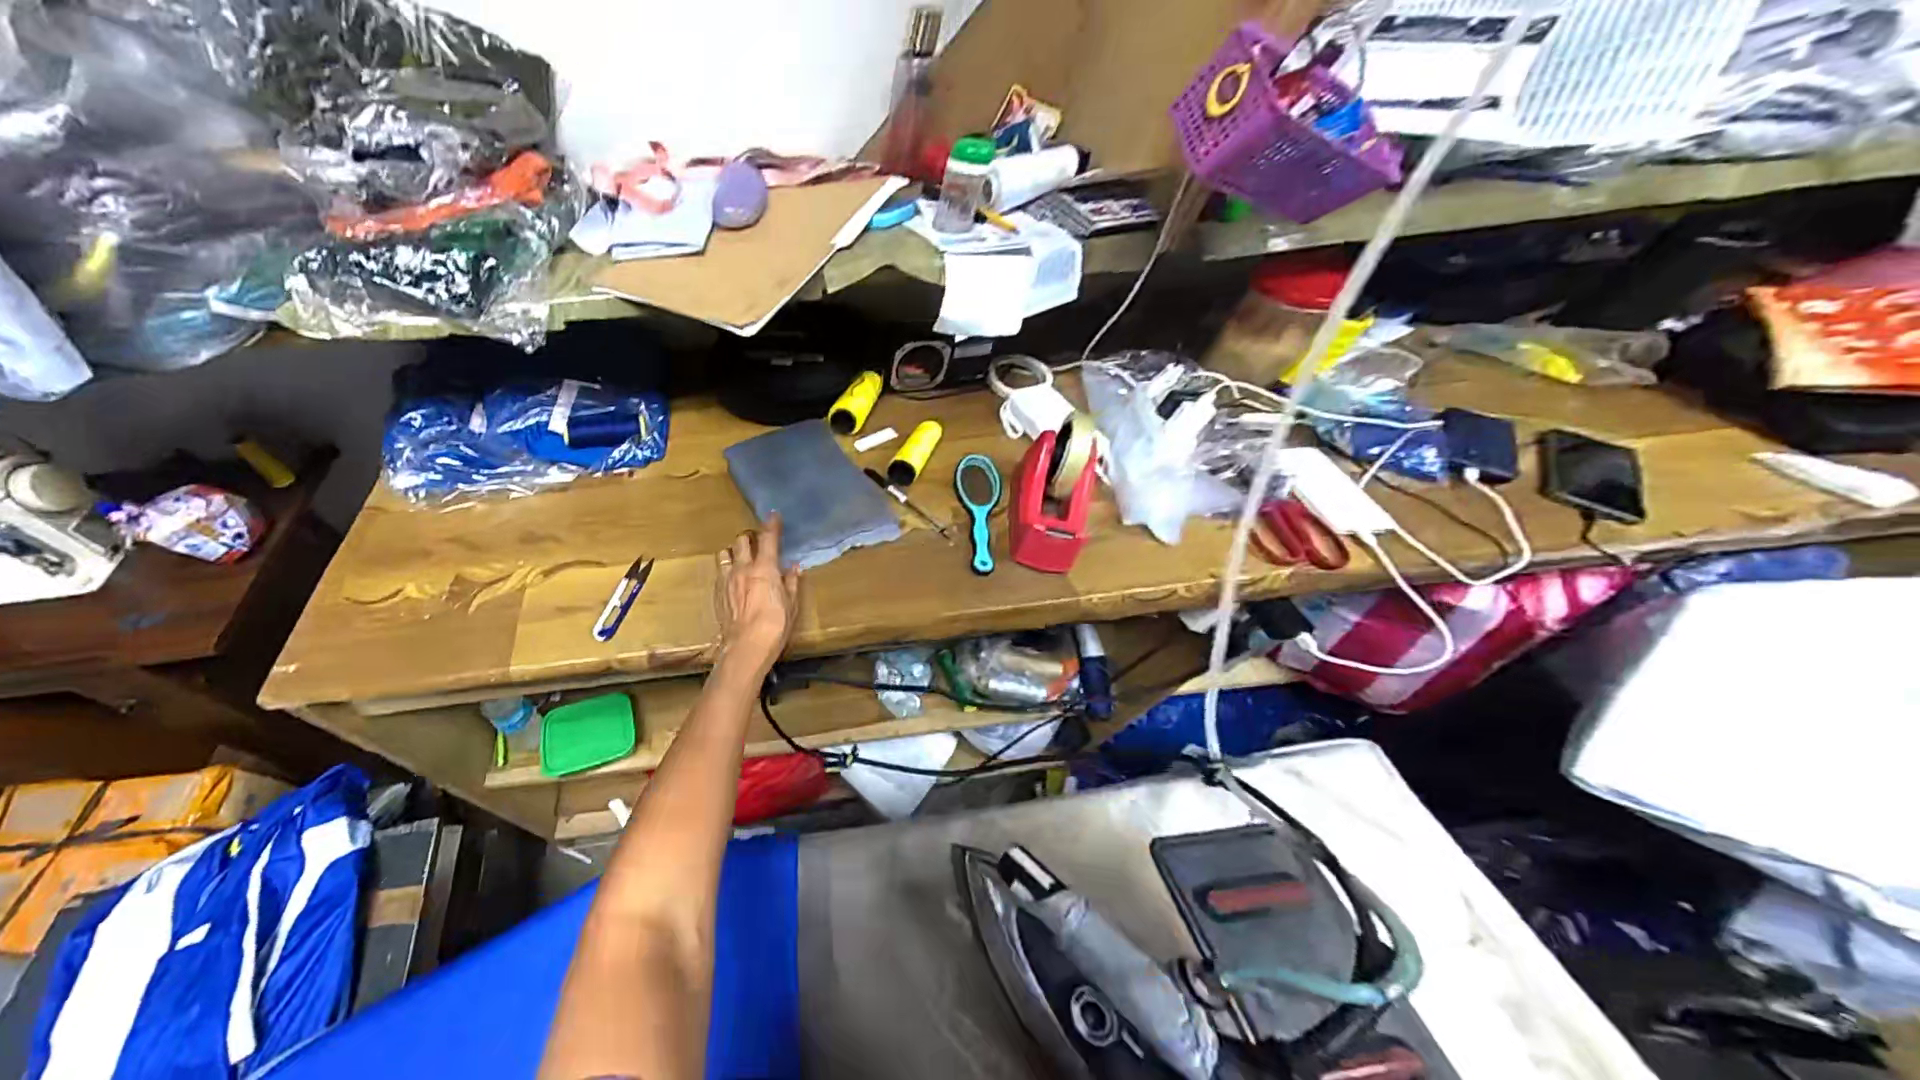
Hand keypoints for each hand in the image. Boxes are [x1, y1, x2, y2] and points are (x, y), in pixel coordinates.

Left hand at [713, 513, 799, 672]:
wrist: (746, 646)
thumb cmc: (776, 625)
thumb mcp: (791, 604)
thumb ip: (791, 582)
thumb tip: (794, 567)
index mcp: (764, 568)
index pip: (767, 538)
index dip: (771, 524)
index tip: (773, 515)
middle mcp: (743, 568)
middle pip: (741, 540)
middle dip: (750, 537)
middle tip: (758, 542)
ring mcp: (726, 579)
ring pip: (725, 553)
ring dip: (733, 551)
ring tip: (741, 557)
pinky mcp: (716, 593)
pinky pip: (719, 571)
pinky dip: (726, 568)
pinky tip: (733, 578)